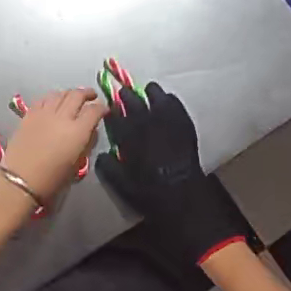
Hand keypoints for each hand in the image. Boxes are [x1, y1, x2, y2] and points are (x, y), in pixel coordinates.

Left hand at [0, 87, 105, 200]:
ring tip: (73, 97)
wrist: (20, 182)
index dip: (102, 108)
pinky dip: (52, 98)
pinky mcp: (28, 116)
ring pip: (59, 94)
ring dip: (69, 93)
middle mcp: (62, 117)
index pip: (94, 110)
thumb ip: (87, 144)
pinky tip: (53, 101)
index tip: (105, 110)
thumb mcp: (77, 166)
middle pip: (77, 95)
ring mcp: (43, 114)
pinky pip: (43, 99)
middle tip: (92, 96)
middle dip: (87, 94)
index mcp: (78, 131)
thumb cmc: (52, 180)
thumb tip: (90, 132)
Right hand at [95, 83, 248, 265]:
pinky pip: (178, 112)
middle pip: (138, 108)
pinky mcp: (186, 133)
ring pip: (160, 105)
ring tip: (149, 88)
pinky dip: (172, 103)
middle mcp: (150, 132)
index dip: (113, 111)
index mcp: (132, 143)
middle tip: (123, 91)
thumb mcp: (124, 187)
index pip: (119, 120)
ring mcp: (170, 130)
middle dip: (129, 98)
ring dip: (152, 95)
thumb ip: (111, 169)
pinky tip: (169, 99)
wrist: (183, 201)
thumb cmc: (151, 197)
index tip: (109, 105)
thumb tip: (103, 155)